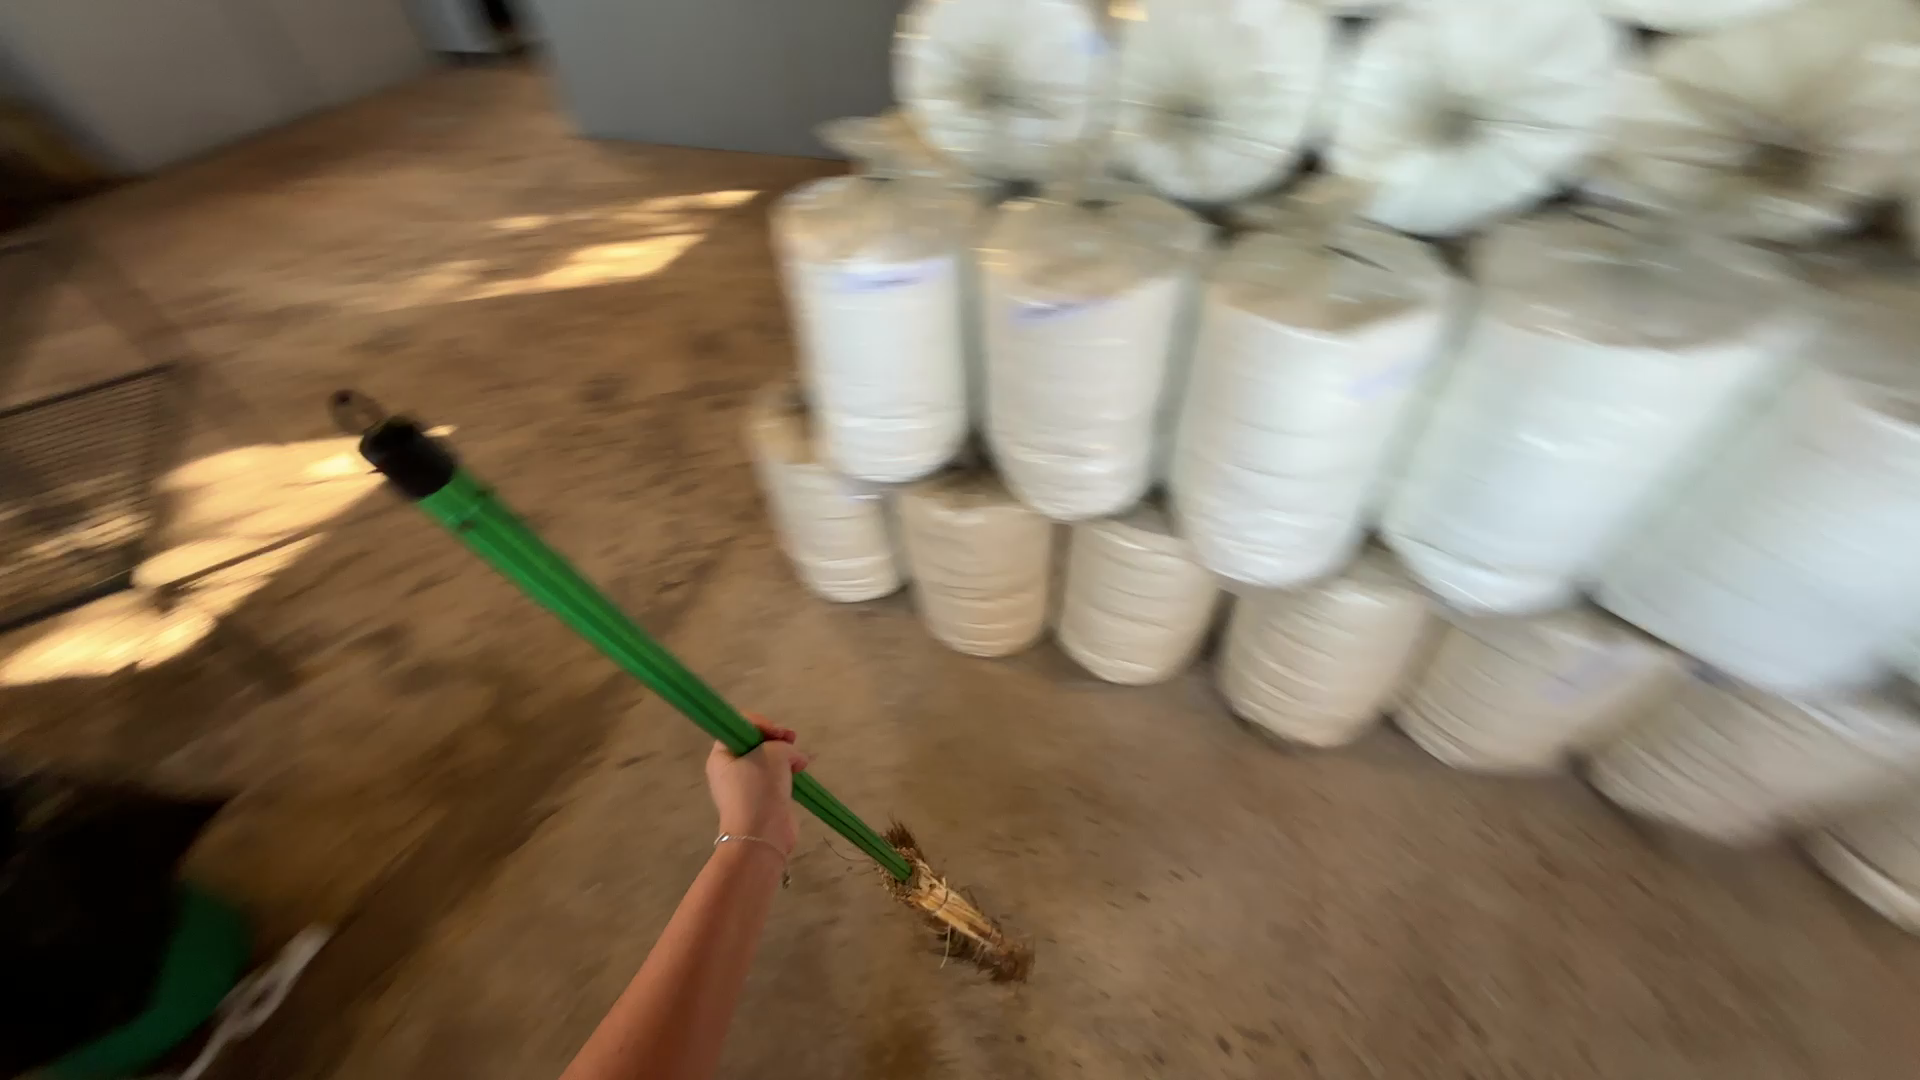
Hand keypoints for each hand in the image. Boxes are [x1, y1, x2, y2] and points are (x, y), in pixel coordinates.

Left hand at [706, 717, 808, 858]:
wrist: (762, 833)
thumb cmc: (759, 787)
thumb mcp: (773, 752)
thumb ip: (783, 744)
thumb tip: (794, 758)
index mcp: (722, 755)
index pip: (740, 727)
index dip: (762, 724)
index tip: (778, 733)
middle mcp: (731, 768)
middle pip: (756, 742)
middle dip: (777, 739)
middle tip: (791, 741)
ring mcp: (747, 784)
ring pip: (769, 759)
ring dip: (786, 756)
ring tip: (799, 760)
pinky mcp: (763, 797)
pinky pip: (777, 776)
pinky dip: (789, 772)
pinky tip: (801, 772)